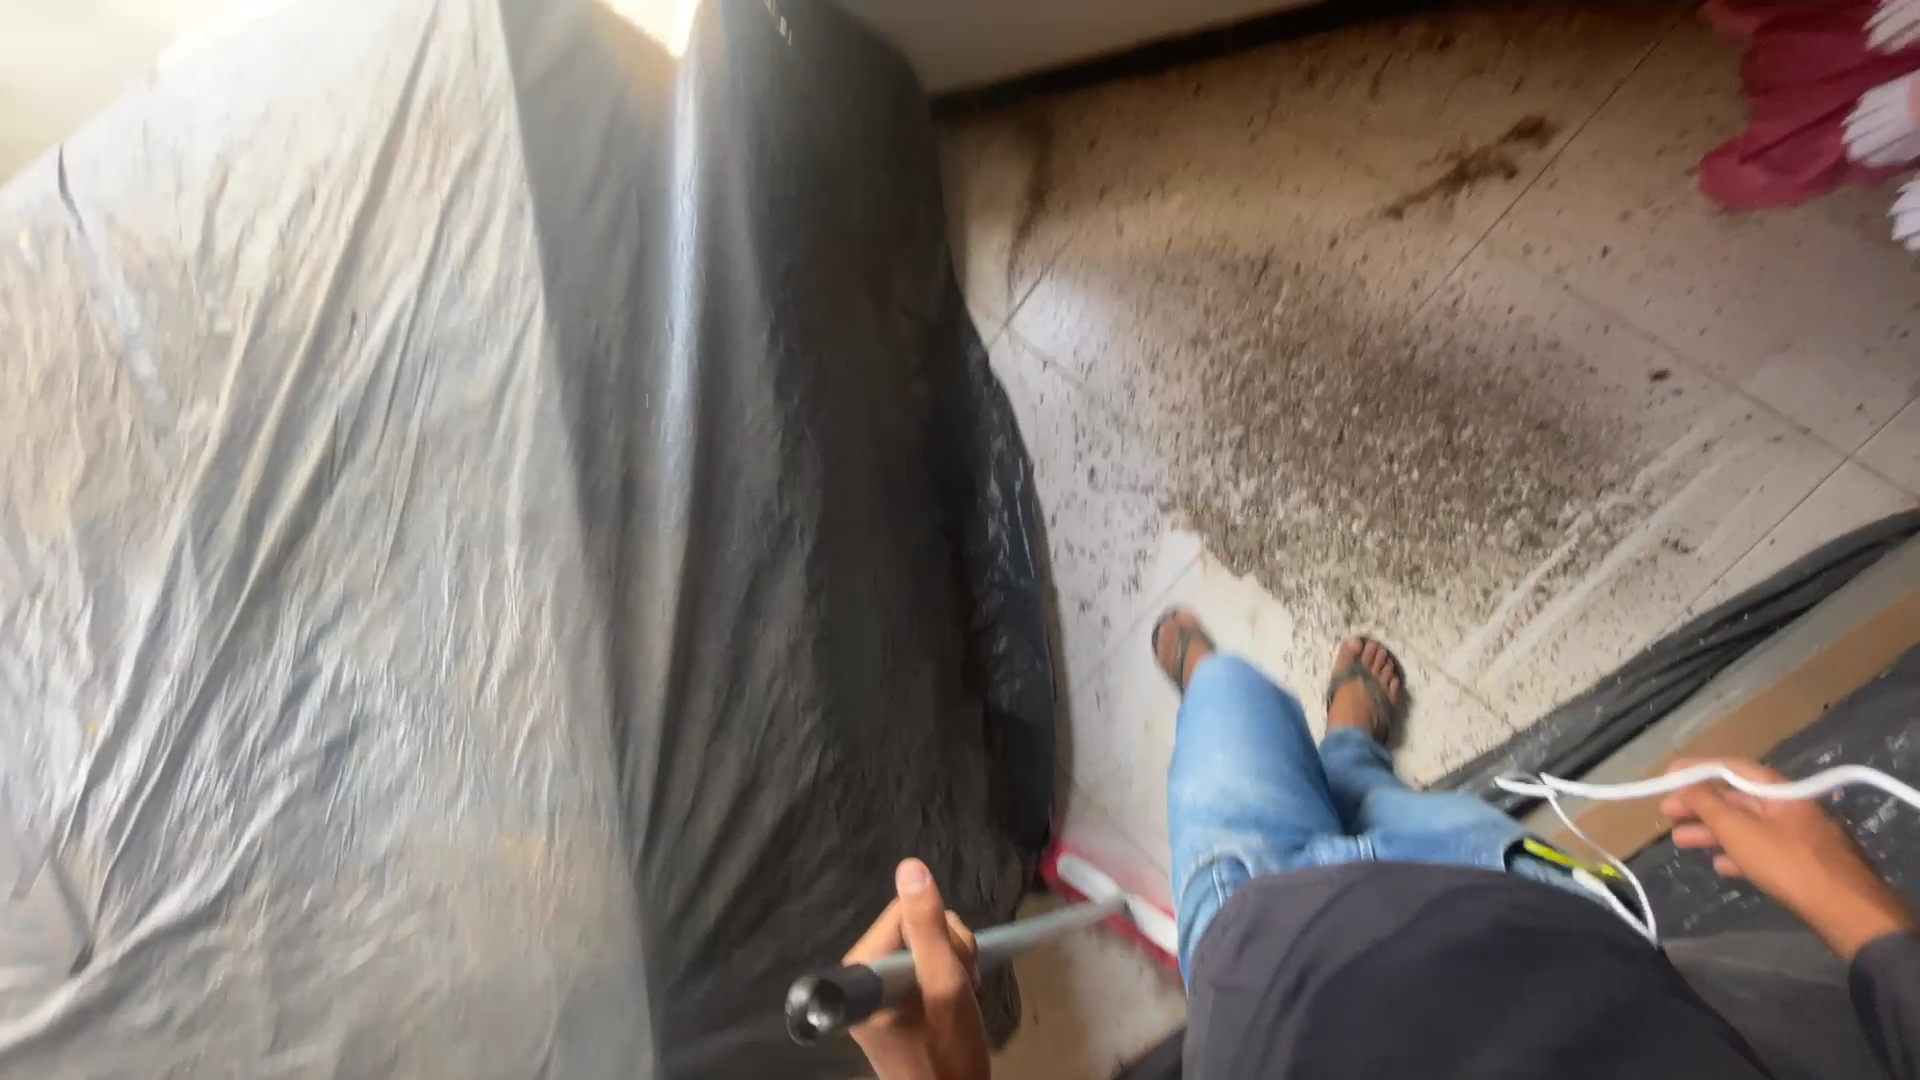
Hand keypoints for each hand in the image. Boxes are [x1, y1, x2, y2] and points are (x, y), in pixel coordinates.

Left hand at [845, 859, 989, 1079]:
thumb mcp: (945, 985)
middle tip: (962, 982)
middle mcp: (861, 975)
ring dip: (952, 958)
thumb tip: (910, 866)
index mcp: (861, 972)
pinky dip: (945, 969)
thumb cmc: (949, 1051)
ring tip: (961, 992)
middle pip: (912, 924)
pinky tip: (954, 993)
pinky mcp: (891, 994)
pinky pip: (921, 957)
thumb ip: (928, 925)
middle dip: (947, 946)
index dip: (935, 932)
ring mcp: (876, 986)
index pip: (902, 914)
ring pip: (922, 938)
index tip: (949, 966)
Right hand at [1661, 758, 1914, 958]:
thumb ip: (1704, 801)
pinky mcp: (1805, 866)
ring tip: (1681, 842)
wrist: (1849, 916)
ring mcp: (1802, 840)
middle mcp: (1794, 812)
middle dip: (1698, 806)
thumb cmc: (1787, 862)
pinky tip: (1721, 865)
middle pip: (1736, 800)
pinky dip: (1737, 854)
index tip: (1667, 777)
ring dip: (1711, 832)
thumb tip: (1684, 785)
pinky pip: (1763, 851)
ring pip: (1746, 828)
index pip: (1733, 769)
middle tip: (1667, 814)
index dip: (1696, 769)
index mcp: (1783, 795)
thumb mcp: (1736, 828)